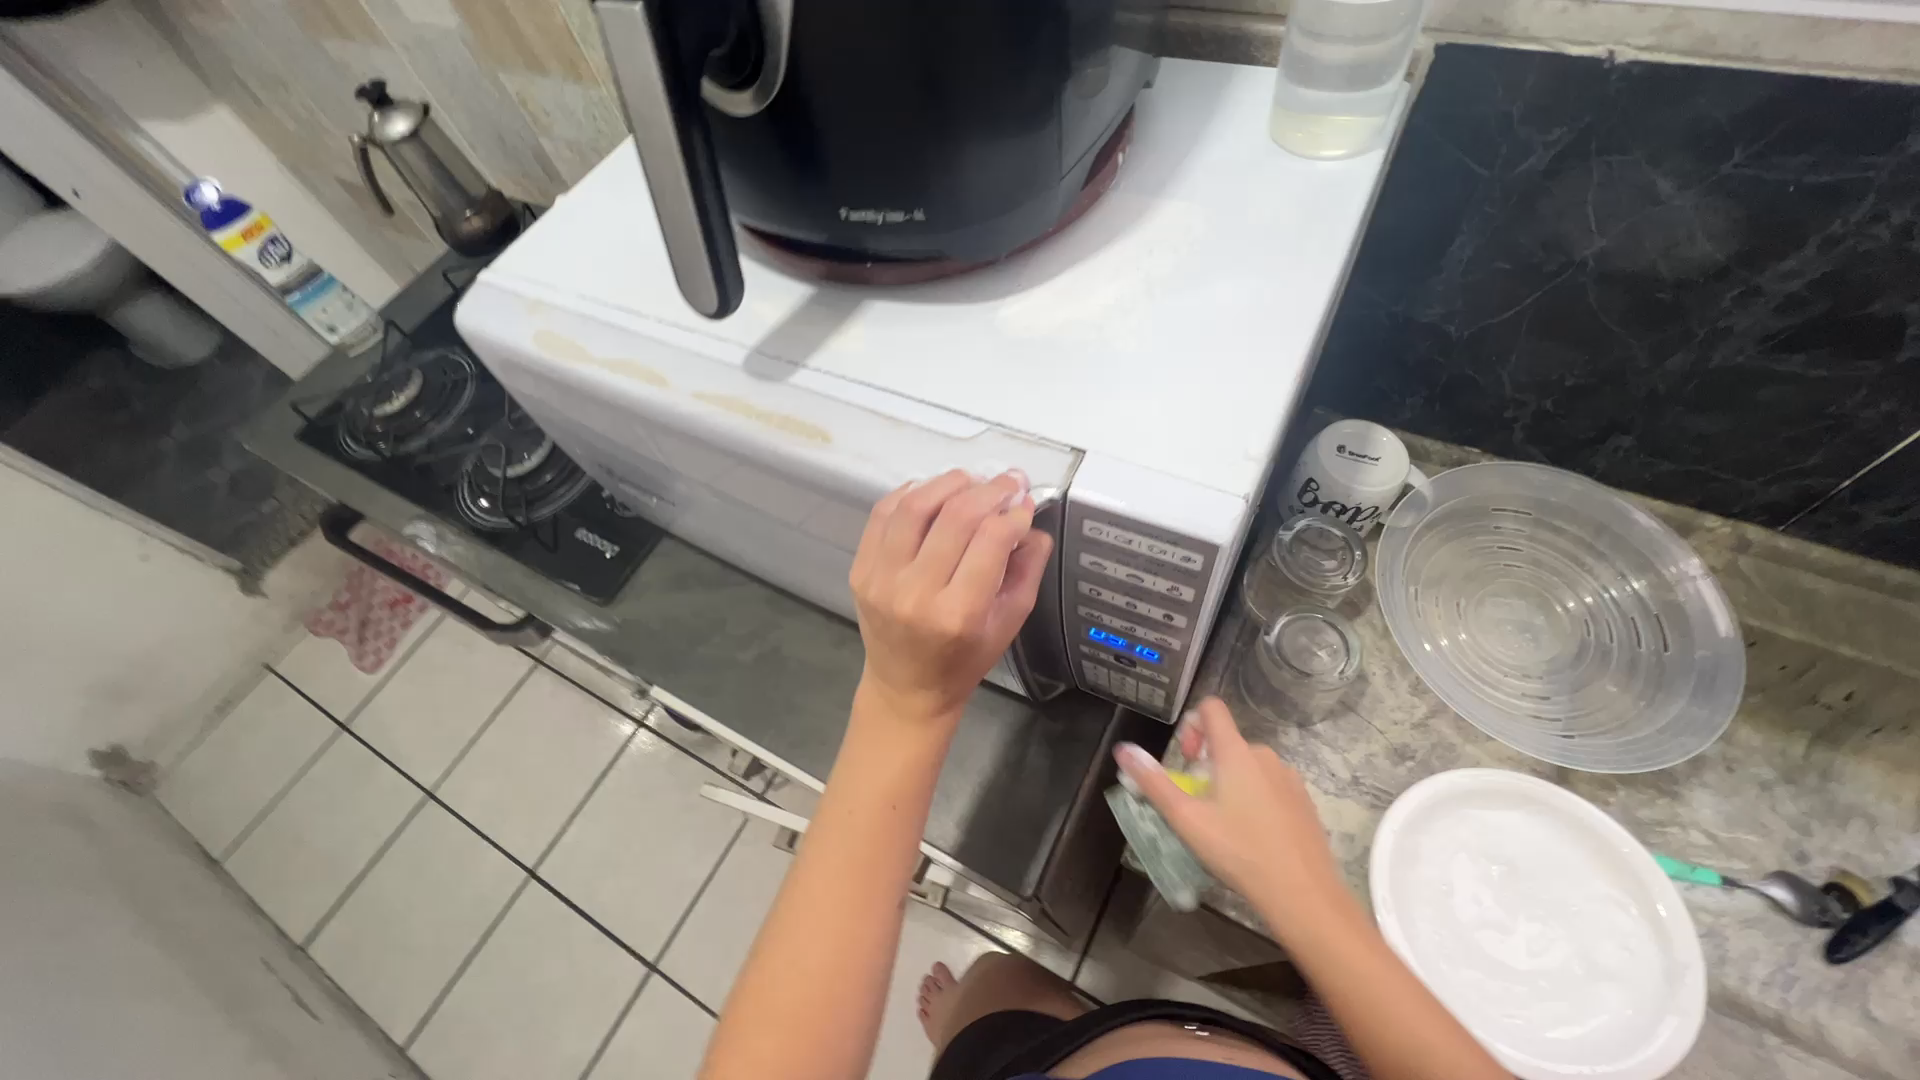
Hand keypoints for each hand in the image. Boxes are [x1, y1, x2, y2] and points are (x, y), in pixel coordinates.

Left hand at [849, 469, 1053, 725]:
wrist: (908, 687)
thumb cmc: (965, 658)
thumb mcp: (1009, 621)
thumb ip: (1027, 568)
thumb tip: (1030, 520)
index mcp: (959, 613)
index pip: (990, 540)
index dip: (1013, 513)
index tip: (1025, 505)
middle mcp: (916, 593)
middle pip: (955, 517)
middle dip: (989, 490)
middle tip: (1008, 481)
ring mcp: (881, 579)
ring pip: (915, 507)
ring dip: (949, 483)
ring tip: (972, 480)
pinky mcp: (860, 570)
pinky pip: (883, 514)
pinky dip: (910, 493)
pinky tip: (933, 491)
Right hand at [1115, 698, 1348, 932]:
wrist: (1304, 894)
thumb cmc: (1238, 851)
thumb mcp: (1186, 818)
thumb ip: (1153, 781)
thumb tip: (1123, 749)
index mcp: (1235, 752)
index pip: (1211, 709)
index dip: (1191, 725)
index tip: (1187, 762)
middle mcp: (1265, 755)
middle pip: (1226, 743)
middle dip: (1206, 767)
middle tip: (1199, 807)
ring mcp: (1289, 778)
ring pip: (1248, 766)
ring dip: (1230, 784)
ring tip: (1226, 827)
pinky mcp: (1304, 801)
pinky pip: (1270, 786)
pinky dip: (1255, 800)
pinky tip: (1254, 837)